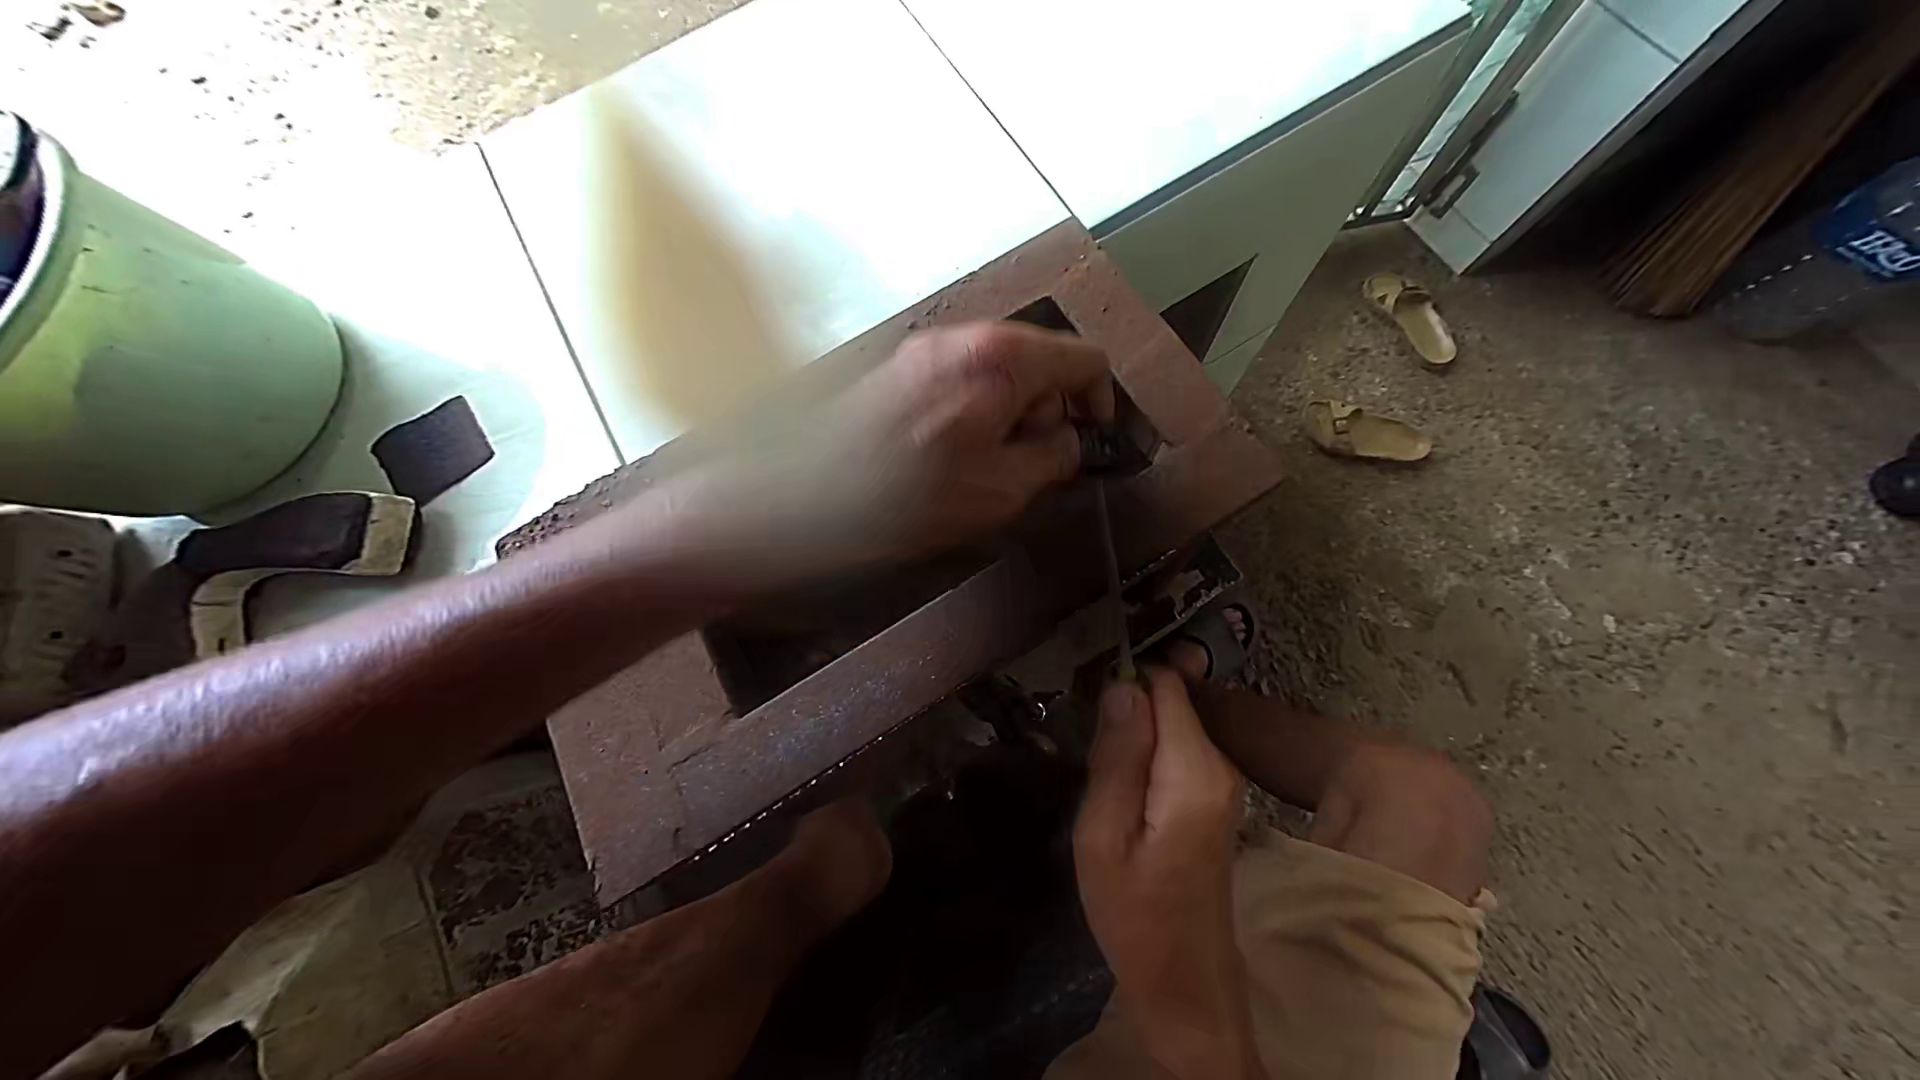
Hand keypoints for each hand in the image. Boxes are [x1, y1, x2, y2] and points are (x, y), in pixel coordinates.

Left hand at [651, 321, 1114, 581]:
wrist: (801, 496)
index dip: (1101, 400)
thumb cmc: (900, 498)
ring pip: (999, 373)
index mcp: (1000, 359)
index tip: (1094, 435)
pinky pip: (960, 383)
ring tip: (988, 469)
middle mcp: (963, 339)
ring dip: (1011, 415)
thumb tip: (1068, 442)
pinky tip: (954, 458)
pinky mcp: (899, 370)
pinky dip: (975, 413)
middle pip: (1041, 360)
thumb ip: (1054, 457)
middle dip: (1050, 410)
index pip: (1084, 358)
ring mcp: (926, 350)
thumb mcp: (1002, 490)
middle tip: (1035, 463)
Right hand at [1074, 668, 1262, 1079]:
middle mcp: (1221, 765)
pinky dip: (1147, 748)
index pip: (1166, 685)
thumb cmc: (1132, 910)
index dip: (1125, 683)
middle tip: (1093, 751)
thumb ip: (1115, 754)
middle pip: (1171, 699)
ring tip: (1103, 768)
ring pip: (1172, 719)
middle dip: (1128, 708)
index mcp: (1194, 771)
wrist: (1181, 975)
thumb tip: (1122, 685)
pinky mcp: (1217, 793)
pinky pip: (1177, 744)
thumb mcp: (1101, 833)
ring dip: (1135, 730)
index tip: (1092, 710)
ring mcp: (1225, 779)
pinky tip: (1124, 783)